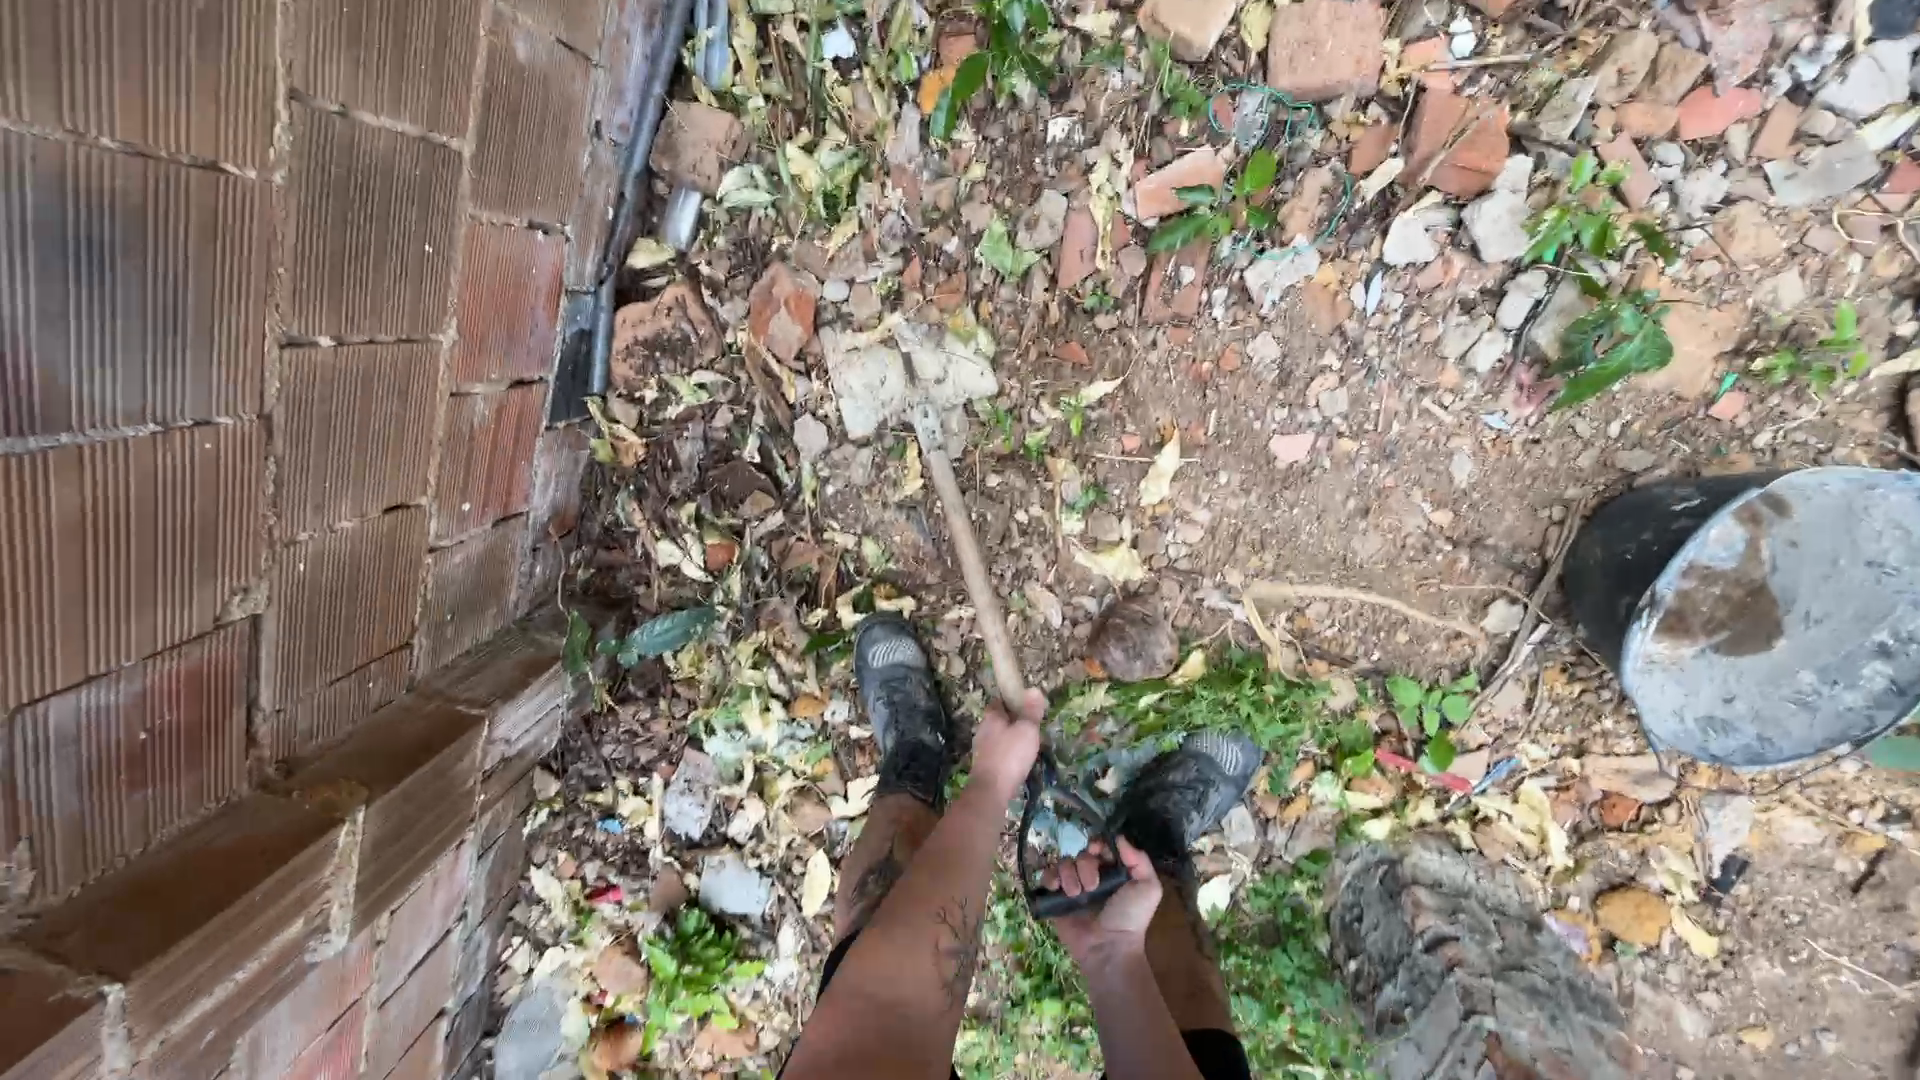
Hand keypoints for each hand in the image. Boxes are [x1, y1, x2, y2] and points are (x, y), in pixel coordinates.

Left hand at [970, 688, 1043, 797]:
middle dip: (1013, 721)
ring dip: (1011, 738)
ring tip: (1028, 745)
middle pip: (999, 719)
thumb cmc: (1010, 755)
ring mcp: (981, 748)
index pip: (999, 700)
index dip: (1013, 700)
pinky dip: (1008, 753)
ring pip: (998, 736)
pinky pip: (998, 752)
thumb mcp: (1027, 730)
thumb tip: (1033, 689)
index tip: (1028, 706)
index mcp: (991, 716)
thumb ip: (1030, 711)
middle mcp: (983, 729)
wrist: (991, 790)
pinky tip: (1018, 761)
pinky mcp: (984, 765)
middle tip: (1032, 727)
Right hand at [1042, 838, 1161, 965]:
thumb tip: (1119, 837)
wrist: (1109, 947)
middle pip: (1082, 854)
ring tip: (1076, 894)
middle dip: (1085, 866)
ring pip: (1064, 863)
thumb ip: (1139, 860)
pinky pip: (1047, 878)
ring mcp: (1073, 887)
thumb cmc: (1130, 917)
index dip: (1098, 844)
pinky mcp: (1057, 899)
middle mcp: (1092, 876)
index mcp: (1112, 871)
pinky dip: (1049, 878)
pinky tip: (1057, 888)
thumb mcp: (1148, 887)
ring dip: (1069, 875)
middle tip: (1092, 886)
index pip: (1101, 846)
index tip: (1097, 851)